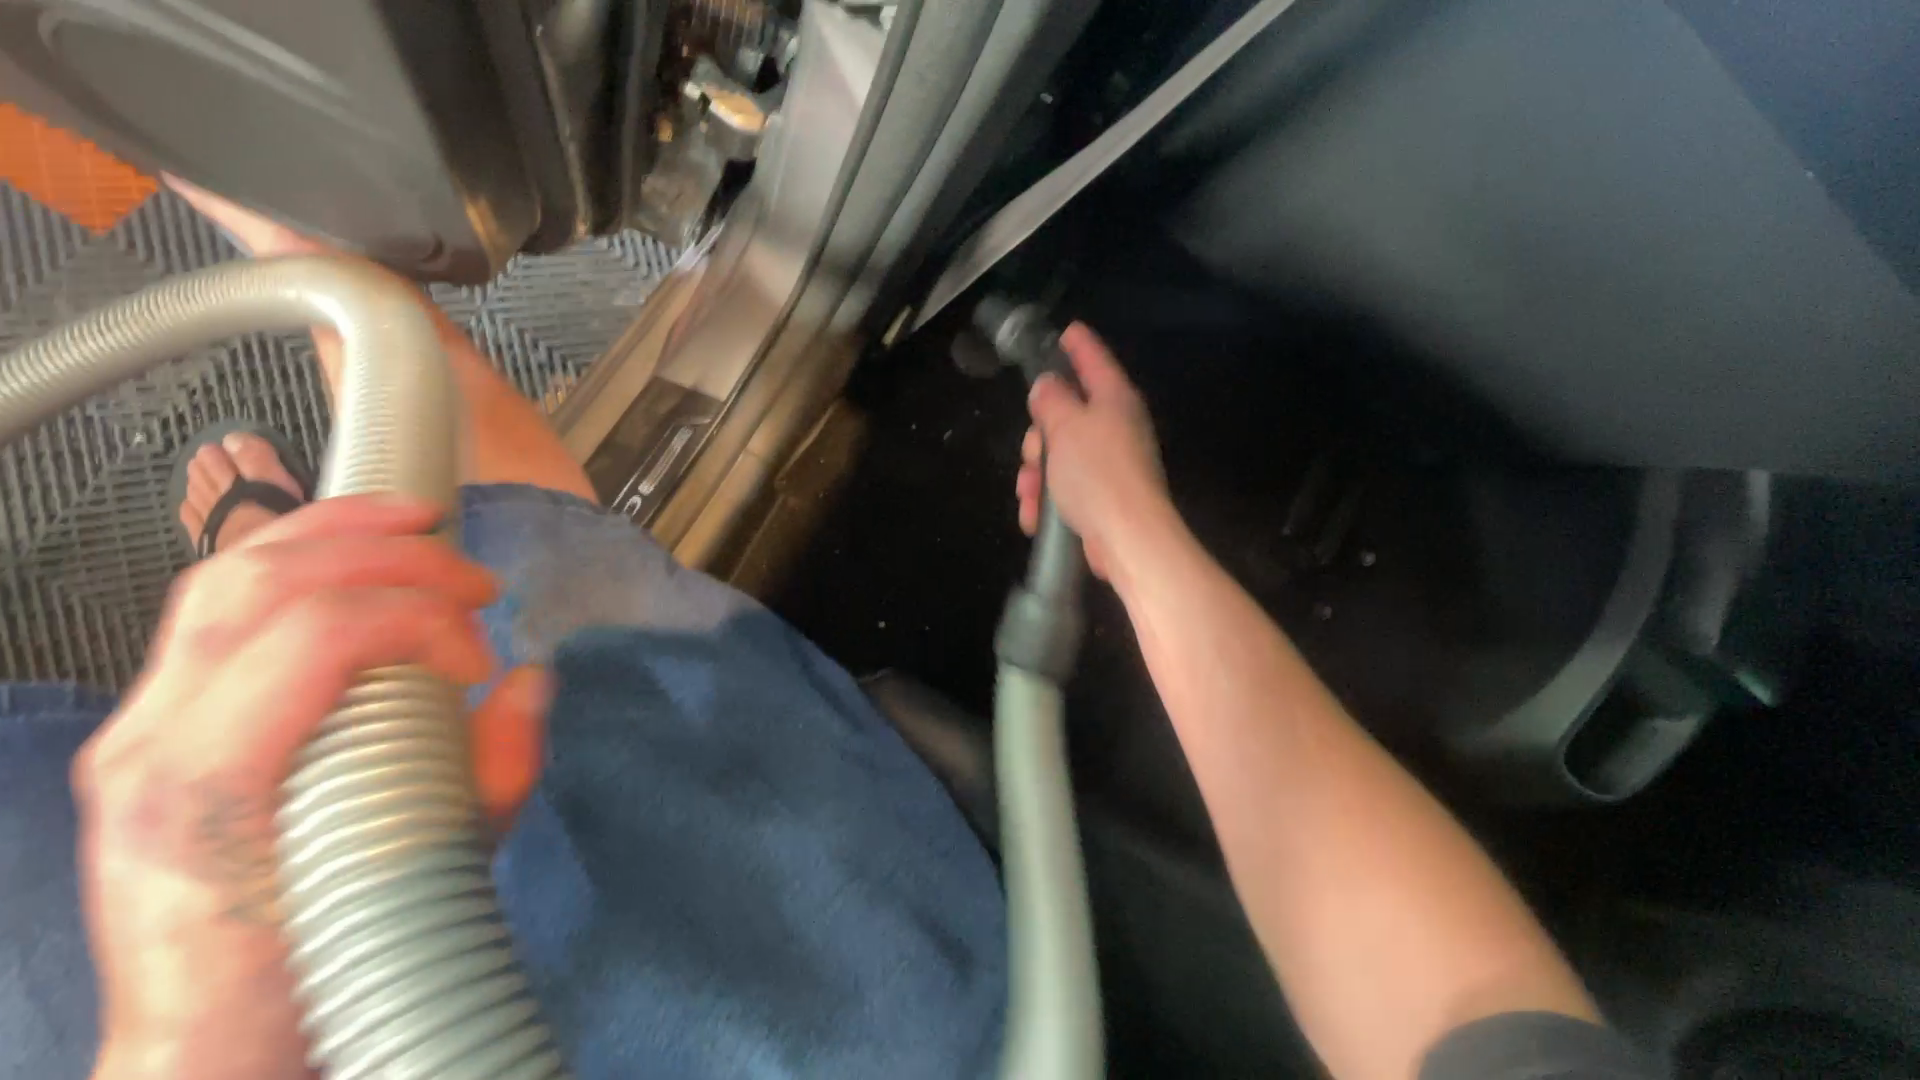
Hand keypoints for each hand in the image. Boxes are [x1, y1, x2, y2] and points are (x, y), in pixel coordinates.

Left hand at [76, 496, 546, 1079]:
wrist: (207, 1043)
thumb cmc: (318, 968)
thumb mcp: (432, 879)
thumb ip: (492, 776)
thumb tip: (529, 682)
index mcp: (208, 784)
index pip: (318, 635)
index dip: (421, 620)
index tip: (482, 660)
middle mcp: (149, 740)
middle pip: (264, 582)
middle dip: (391, 555)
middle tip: (475, 580)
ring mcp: (135, 725)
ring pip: (224, 575)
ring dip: (337, 533)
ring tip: (420, 526)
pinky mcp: (151, 721)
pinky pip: (217, 606)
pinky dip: (297, 561)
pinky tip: (355, 556)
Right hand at [1017, 323, 1171, 580]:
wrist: (1126, 536)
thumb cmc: (1096, 472)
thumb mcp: (1065, 426)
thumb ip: (1051, 400)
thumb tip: (1047, 385)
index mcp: (1114, 399)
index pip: (1094, 360)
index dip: (1077, 345)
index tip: (1067, 330)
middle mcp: (1116, 427)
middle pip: (1066, 415)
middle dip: (1038, 437)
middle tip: (1032, 453)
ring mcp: (1109, 464)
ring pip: (1058, 456)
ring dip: (1037, 475)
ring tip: (1031, 494)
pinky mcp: (1101, 498)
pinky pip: (1064, 489)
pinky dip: (1046, 501)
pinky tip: (1036, 517)